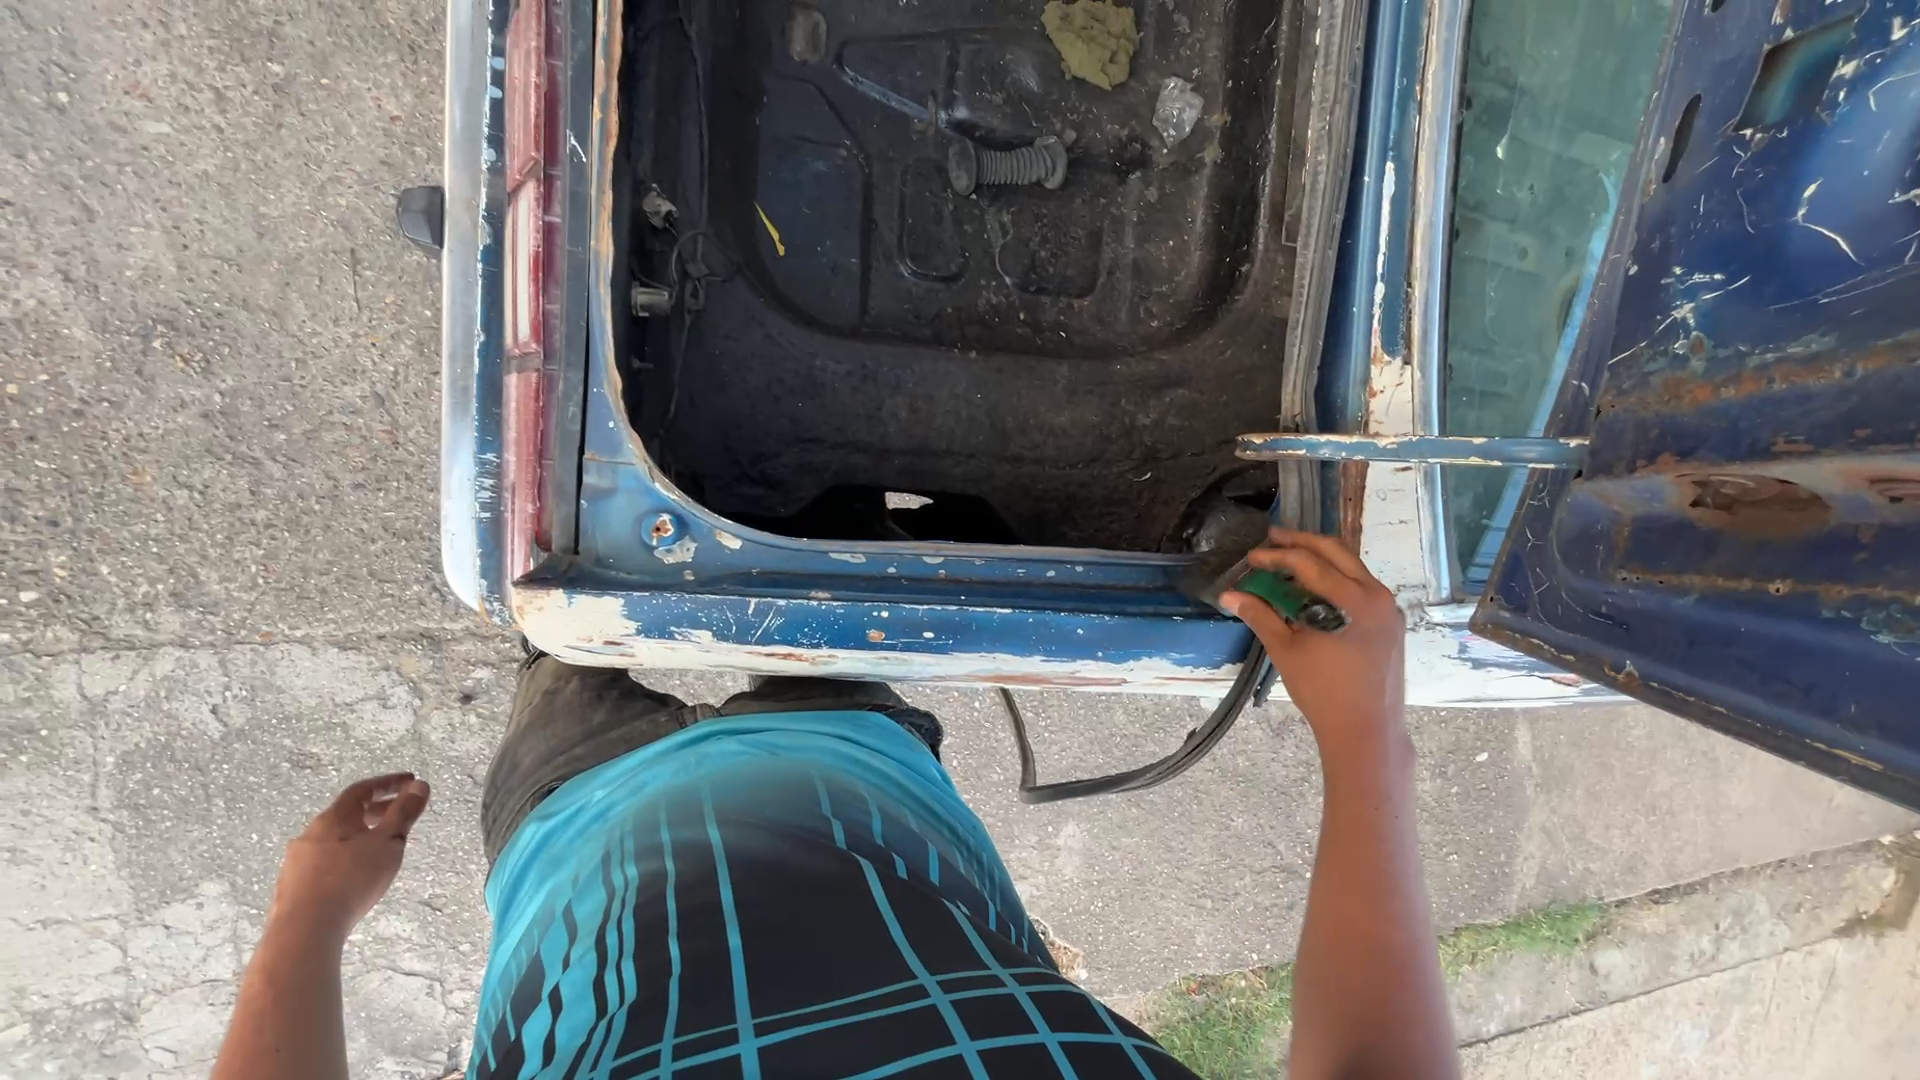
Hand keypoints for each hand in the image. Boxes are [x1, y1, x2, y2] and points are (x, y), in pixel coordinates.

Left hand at [268, 773, 430, 943]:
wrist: (304, 930)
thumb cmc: (352, 879)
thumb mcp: (389, 842)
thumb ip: (405, 812)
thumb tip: (420, 785)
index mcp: (333, 818)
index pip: (362, 789)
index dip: (389, 782)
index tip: (411, 781)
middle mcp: (310, 834)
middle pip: (347, 813)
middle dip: (376, 809)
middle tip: (400, 813)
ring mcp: (297, 860)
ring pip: (335, 837)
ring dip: (360, 834)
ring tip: (382, 847)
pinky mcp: (292, 884)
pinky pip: (325, 858)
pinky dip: (346, 854)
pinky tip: (356, 873)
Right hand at [1220, 529, 1406, 751]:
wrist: (1367, 731)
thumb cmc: (1324, 692)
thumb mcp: (1285, 650)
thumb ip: (1259, 615)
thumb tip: (1229, 595)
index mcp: (1354, 600)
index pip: (1309, 563)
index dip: (1275, 556)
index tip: (1250, 559)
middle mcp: (1377, 596)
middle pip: (1336, 552)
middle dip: (1301, 542)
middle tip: (1272, 538)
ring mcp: (1388, 609)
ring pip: (1351, 566)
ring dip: (1318, 559)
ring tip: (1287, 561)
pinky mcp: (1389, 623)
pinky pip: (1360, 586)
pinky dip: (1333, 579)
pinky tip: (1311, 591)